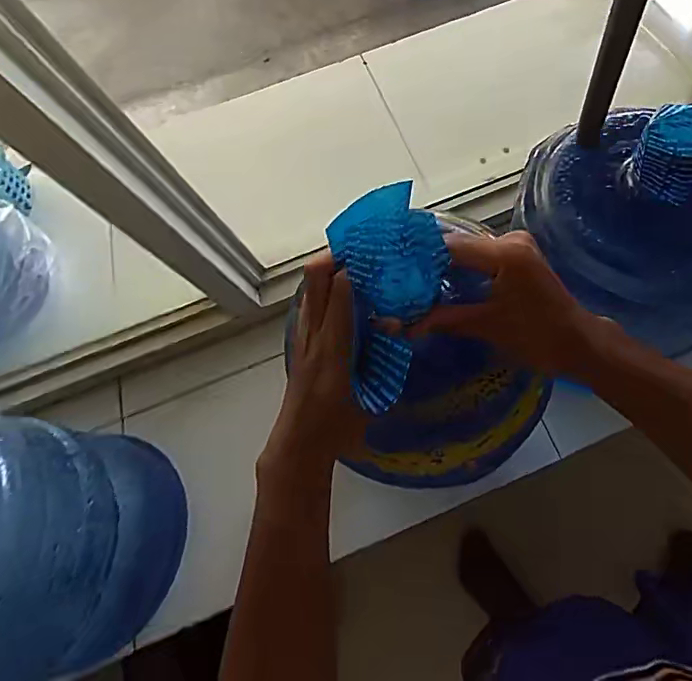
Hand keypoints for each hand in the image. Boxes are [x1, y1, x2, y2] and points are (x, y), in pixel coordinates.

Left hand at [263, 254, 365, 474]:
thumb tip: (391, 322)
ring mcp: (302, 334)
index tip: (377, 251)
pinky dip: (327, 287)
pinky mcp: (301, 340)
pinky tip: (348, 293)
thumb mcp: (369, 395)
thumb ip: (381, 357)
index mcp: (331, 346)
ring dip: (331, 268)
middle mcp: (312, 332)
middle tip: (365, 248)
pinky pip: (311, 300)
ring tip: (360, 263)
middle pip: (315, 276)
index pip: (339, 290)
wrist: (299, 443)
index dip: (357, 265)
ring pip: (311, 285)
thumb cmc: (337, 425)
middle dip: (338, 254)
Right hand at [416, 231, 609, 376]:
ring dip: (445, 265)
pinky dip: (463, 267)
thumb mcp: (487, 326)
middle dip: (429, 262)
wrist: (579, 343)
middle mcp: (512, 239)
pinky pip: (483, 255)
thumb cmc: (538, 337)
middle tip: (398, 278)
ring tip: (414, 281)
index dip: (420, 257)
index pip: (451, 246)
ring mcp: (518, 245)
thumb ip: (444, 319)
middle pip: (459, 244)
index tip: (393, 270)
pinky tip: (443, 281)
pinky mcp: (520, 255)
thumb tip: (403, 325)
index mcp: (506, 253)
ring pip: (470, 249)